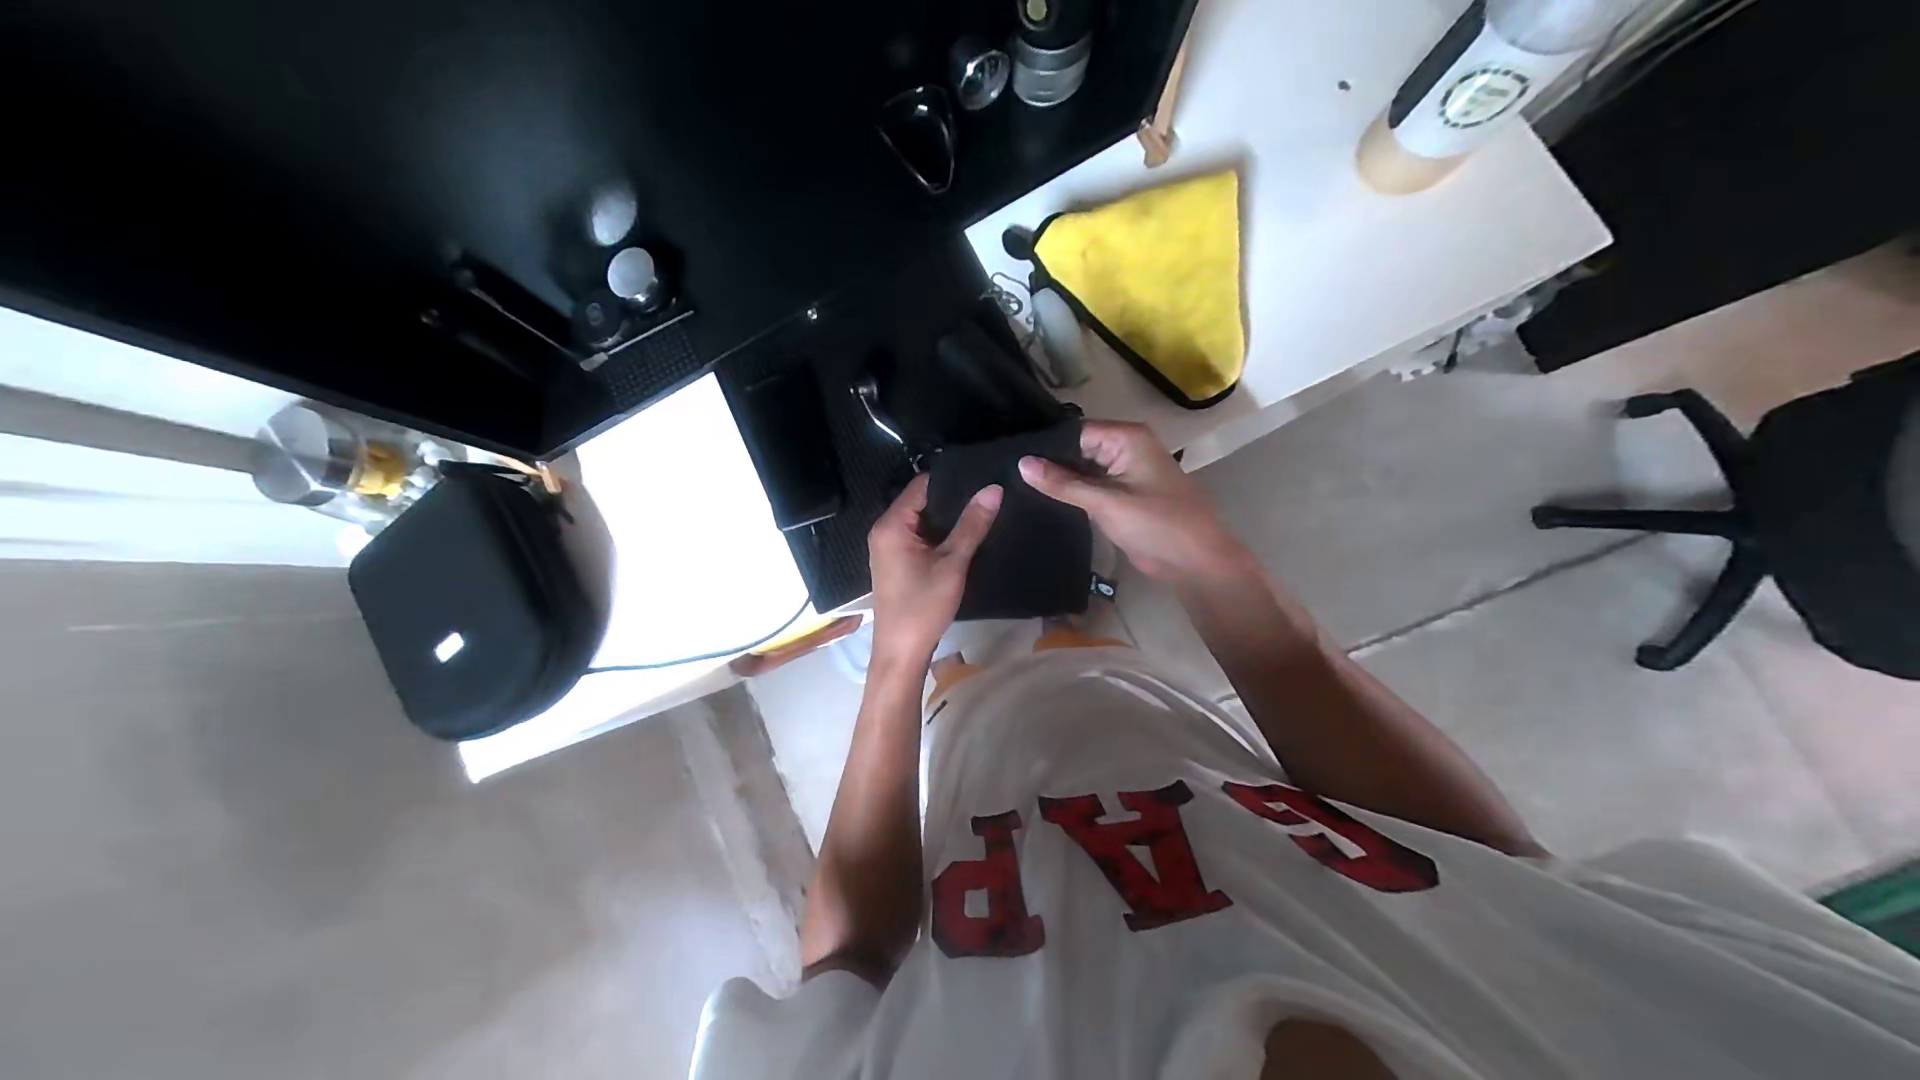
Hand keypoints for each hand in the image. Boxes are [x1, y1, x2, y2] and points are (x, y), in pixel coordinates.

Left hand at [867, 474, 1001, 663]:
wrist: (901, 651)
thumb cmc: (923, 606)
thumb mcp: (952, 563)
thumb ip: (972, 525)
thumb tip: (993, 489)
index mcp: (892, 524)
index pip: (921, 484)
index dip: (952, 479)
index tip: (981, 476)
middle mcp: (884, 530)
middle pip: (920, 500)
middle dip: (952, 498)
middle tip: (987, 492)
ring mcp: (888, 547)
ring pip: (921, 519)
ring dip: (947, 517)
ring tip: (982, 509)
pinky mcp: (895, 562)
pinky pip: (918, 536)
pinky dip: (938, 534)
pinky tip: (964, 535)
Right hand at [1018, 420, 1250, 582]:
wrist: (1196, 561)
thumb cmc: (1157, 524)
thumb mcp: (1106, 502)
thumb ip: (1063, 483)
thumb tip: (1021, 463)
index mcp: (1127, 437)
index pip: (1075, 431)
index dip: (1044, 444)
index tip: (1009, 455)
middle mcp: (1125, 447)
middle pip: (1077, 447)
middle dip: (1048, 461)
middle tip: (1006, 472)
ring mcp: (1123, 472)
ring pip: (1081, 468)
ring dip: (1057, 478)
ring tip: (1014, 484)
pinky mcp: (1121, 495)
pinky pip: (1090, 486)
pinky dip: (1071, 492)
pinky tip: (1041, 498)